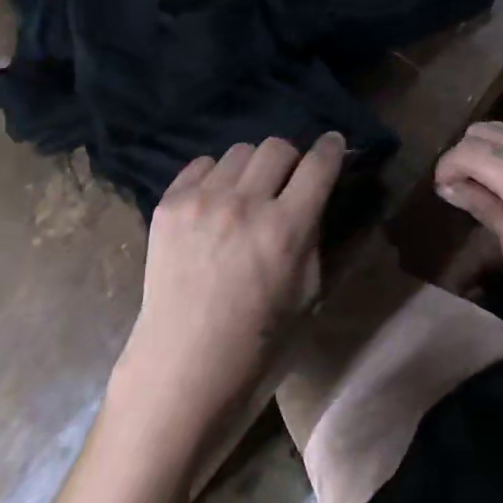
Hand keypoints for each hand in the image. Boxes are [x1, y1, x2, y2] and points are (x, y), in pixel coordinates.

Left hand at [114, 134, 346, 429]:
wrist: (185, 360)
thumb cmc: (257, 339)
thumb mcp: (307, 291)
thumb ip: (312, 235)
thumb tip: (315, 194)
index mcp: (285, 229)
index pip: (318, 166)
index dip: (330, 148)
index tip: (332, 142)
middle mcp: (244, 204)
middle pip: (277, 147)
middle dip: (291, 158)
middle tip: (288, 177)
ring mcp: (201, 200)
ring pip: (239, 151)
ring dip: (252, 167)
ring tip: (247, 192)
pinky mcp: (169, 203)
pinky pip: (201, 165)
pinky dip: (215, 176)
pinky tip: (214, 201)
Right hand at [434, 121, 502, 342]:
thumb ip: (489, 215)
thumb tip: (448, 187)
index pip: (471, 153)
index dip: (447, 167)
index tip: (444, 191)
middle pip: (480, 133)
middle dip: (461, 157)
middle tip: (462, 190)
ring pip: (498, 127)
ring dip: (481, 150)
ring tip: (483, 185)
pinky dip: (502, 147)